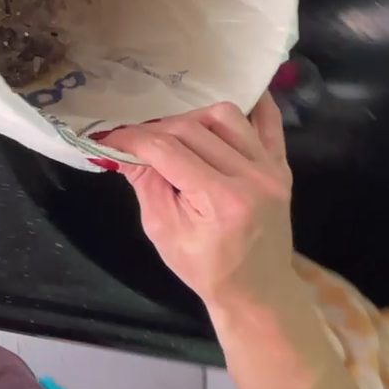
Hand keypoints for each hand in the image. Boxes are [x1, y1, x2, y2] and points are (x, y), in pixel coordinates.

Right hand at [101, 95, 297, 314]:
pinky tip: (232, 96)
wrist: (258, 292)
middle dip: (153, 130)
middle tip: (132, 142)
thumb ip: (145, 183)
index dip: (132, 138)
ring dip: (190, 119)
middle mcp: (251, 177)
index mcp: (221, 199)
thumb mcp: (162, 230)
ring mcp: (270, 170)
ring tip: (172, 136)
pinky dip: (251, 105)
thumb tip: (119, 148)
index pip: (166, 150)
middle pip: (191, 129)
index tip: (108, 138)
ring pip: (223, 117)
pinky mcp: (280, 167)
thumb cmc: (205, 268)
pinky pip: (269, 123)